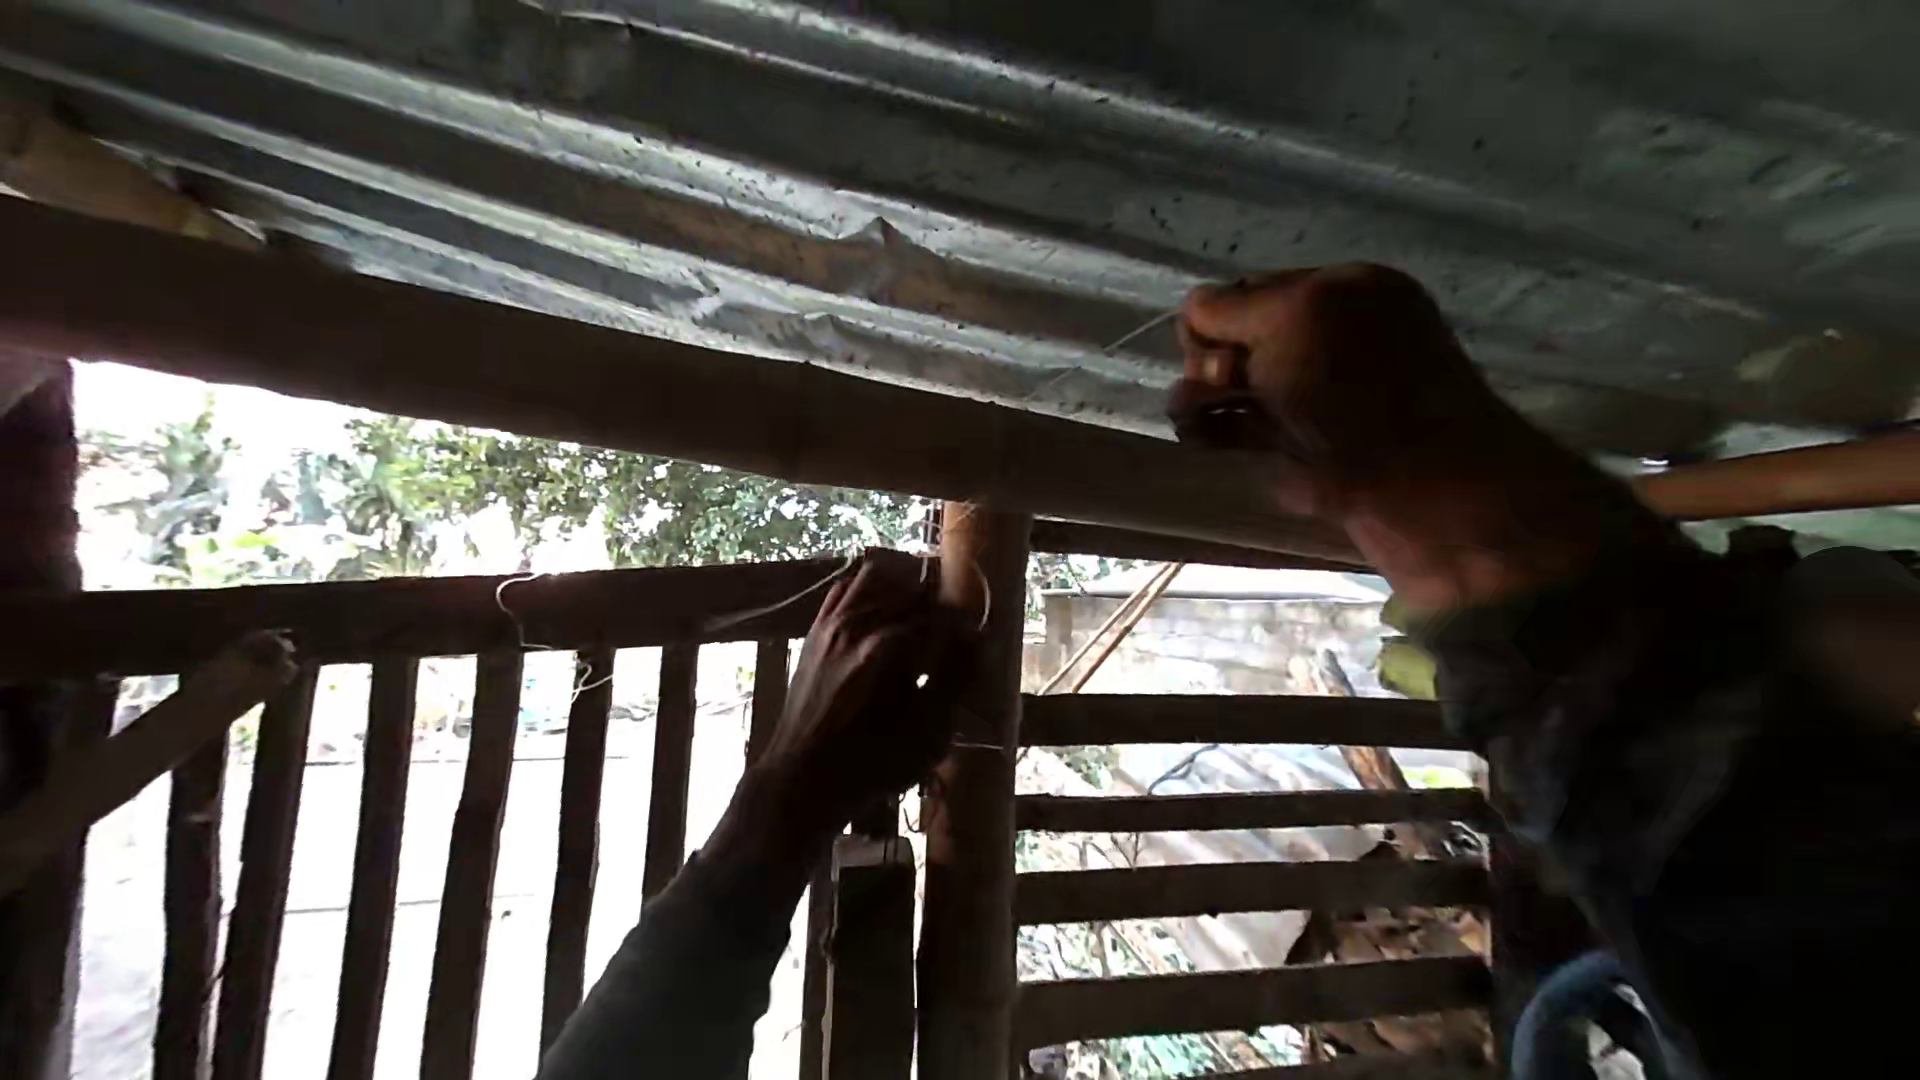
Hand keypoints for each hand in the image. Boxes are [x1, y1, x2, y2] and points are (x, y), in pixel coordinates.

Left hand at [743, 548, 960, 839]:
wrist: (802, 779)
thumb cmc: (871, 765)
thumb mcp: (927, 733)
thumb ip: (955, 679)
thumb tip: (978, 638)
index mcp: (885, 650)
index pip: (939, 616)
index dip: (963, 626)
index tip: (974, 639)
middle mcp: (855, 625)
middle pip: (910, 589)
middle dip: (938, 603)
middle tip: (952, 626)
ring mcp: (831, 624)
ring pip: (875, 576)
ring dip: (903, 585)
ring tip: (921, 609)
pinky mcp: (816, 631)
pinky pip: (845, 588)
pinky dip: (870, 588)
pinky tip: (885, 609)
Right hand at [1168, 265, 1672, 611]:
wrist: (1410, 487)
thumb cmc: (1360, 393)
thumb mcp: (1298, 319)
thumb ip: (1233, 308)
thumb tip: (1193, 312)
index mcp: (1329, 293)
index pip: (1238, 295)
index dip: (1218, 324)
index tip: (1229, 356)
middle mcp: (1311, 337)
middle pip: (1222, 340)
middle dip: (1207, 362)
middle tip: (1226, 387)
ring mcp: (1296, 392)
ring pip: (1217, 384)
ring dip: (1196, 398)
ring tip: (1199, 419)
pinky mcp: (1282, 441)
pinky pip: (1224, 425)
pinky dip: (1205, 429)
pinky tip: (1201, 439)